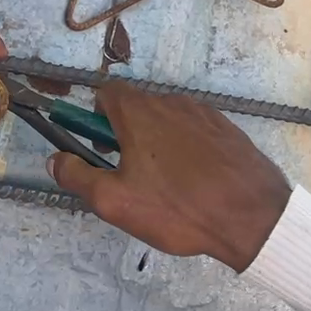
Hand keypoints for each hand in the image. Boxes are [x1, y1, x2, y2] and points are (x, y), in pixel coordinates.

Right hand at [47, 83, 291, 271]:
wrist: (255, 218)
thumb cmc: (178, 208)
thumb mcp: (114, 201)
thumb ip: (77, 176)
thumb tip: (55, 160)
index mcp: (138, 113)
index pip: (106, 92)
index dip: (95, 116)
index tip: (100, 148)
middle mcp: (170, 102)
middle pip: (135, 107)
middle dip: (125, 134)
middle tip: (130, 174)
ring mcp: (203, 114)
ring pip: (166, 120)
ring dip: (156, 142)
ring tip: (166, 185)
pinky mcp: (229, 129)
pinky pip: (194, 131)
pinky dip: (186, 149)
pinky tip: (195, 182)